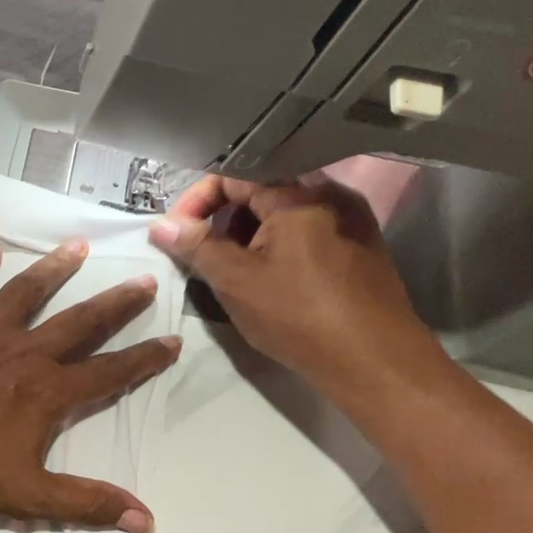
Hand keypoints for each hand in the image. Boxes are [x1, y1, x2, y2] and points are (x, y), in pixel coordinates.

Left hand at [0, 241, 179, 532]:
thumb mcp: (27, 495)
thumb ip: (87, 503)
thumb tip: (146, 522)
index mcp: (49, 391)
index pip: (110, 372)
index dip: (145, 359)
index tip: (173, 340)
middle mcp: (23, 352)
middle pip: (80, 321)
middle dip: (116, 302)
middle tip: (144, 281)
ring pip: (26, 292)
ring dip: (55, 268)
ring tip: (79, 247)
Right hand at [148, 175, 448, 399]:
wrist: (371, 357)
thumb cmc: (297, 315)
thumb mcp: (234, 281)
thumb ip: (197, 247)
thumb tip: (161, 225)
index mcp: (299, 196)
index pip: (234, 175)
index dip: (196, 200)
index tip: (175, 233)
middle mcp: (330, 195)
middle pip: (259, 190)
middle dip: (219, 219)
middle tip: (196, 254)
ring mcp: (349, 220)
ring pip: (281, 212)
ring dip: (244, 234)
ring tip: (225, 270)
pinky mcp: (358, 246)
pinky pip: (304, 231)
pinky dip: (273, 245)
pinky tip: (262, 278)